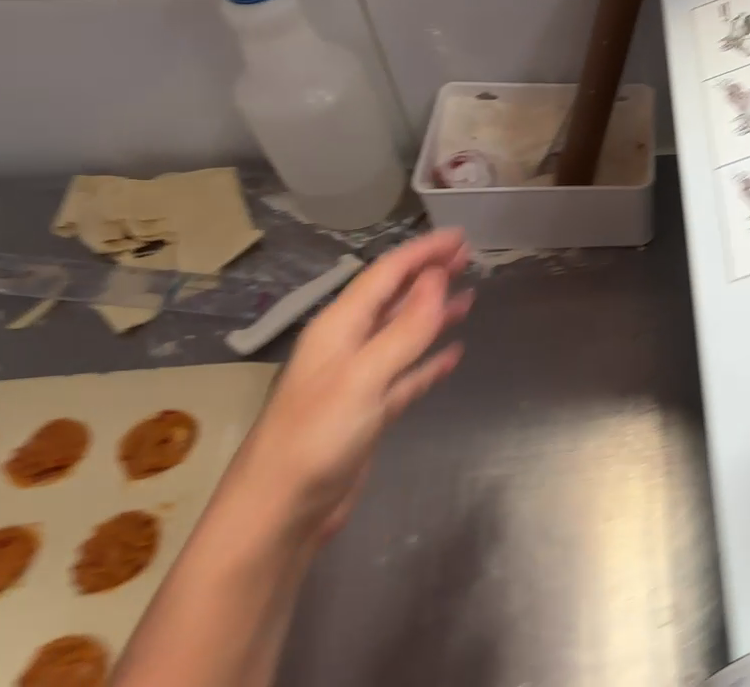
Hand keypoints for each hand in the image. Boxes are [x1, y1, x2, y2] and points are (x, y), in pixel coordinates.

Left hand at [227, 229, 473, 542]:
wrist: (280, 513)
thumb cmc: (316, 439)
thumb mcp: (363, 377)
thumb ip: (404, 328)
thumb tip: (437, 278)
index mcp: (339, 329)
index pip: (386, 275)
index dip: (423, 252)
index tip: (461, 236)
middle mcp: (348, 347)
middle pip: (394, 298)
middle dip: (429, 275)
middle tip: (468, 258)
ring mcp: (360, 381)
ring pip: (404, 334)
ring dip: (434, 313)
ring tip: (469, 297)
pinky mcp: (370, 413)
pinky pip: (408, 376)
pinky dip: (430, 361)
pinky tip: (453, 355)